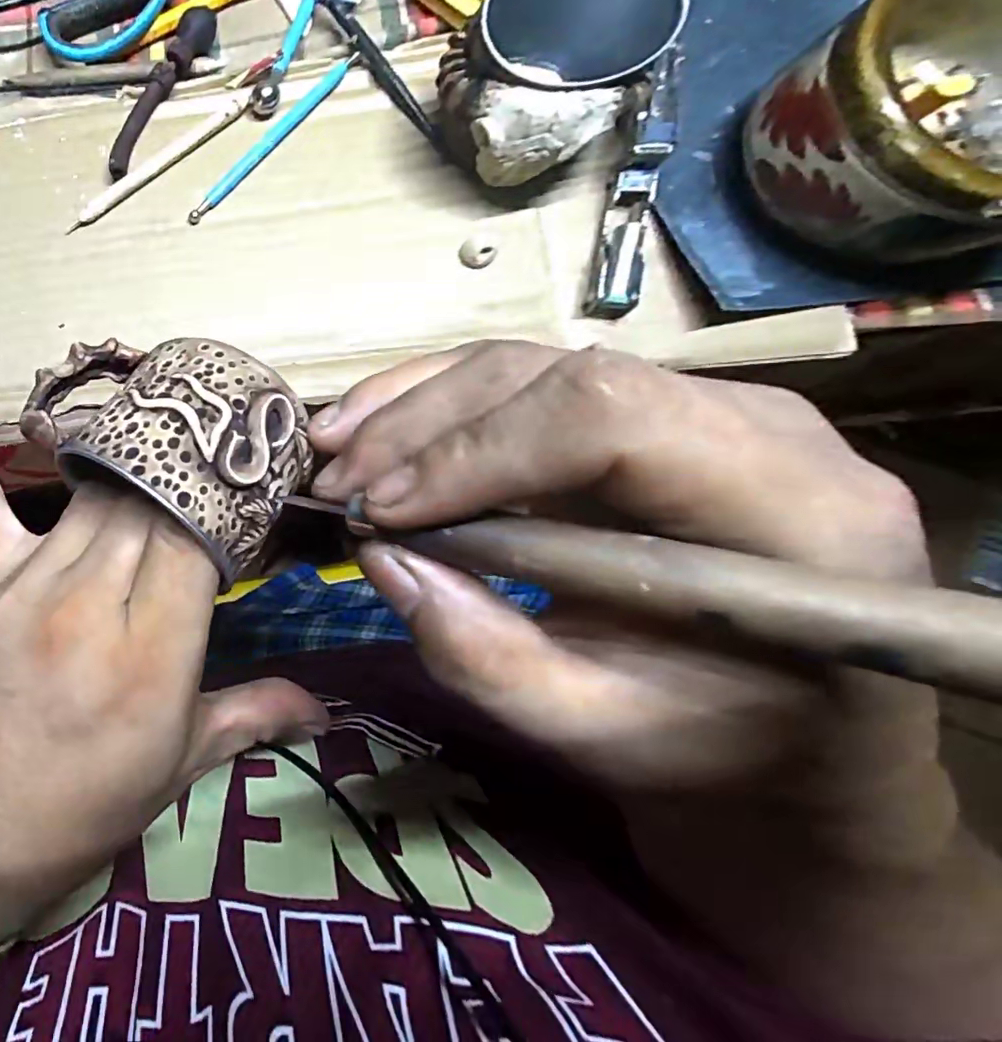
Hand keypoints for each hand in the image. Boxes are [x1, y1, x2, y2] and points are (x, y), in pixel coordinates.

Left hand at [0, 422, 328, 948]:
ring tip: (145, 445)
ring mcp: (26, 586)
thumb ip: (254, 714)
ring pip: (87, 498)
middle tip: (200, 459)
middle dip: (176, 485)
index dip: (221, 506)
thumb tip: (328, 707)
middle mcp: (88, 603)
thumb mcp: (179, 763)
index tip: (240, 488)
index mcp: (151, 651)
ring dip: (119, 474)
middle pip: (143, 506)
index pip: (196, 538)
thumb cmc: (87, 803)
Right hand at [307, 342, 945, 834]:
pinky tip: (359, 429)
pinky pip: (504, 386)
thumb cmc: (704, 743)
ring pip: (511, 367)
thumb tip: (378, 553)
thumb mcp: (587, 727)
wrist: (779, 730)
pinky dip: (418, 404)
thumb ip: (483, 654)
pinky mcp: (619, 417)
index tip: (381, 511)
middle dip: (416, 429)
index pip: (605, 417)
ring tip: (327, 452)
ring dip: (401, 408)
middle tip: (333, 487)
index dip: (473, 454)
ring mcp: (678, 407)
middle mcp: (740, 425)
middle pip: (542, 375)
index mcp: (782, 507)